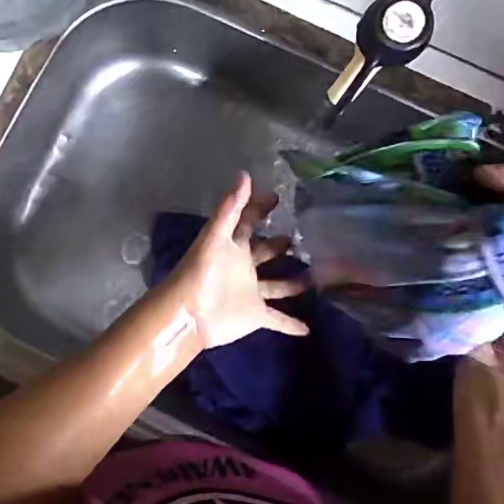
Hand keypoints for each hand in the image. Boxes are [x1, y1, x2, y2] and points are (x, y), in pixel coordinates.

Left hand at [170, 173, 309, 347]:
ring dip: (292, 283)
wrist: (189, 314)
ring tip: (314, 276)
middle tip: (300, 237)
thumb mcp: (215, 235)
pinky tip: (309, 328)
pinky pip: (277, 319)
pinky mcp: (255, 315)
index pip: (248, 222)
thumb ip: (230, 207)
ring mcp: (250, 292)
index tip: (277, 197)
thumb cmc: (200, 271)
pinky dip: (291, 324)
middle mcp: (243, 267)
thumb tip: (245, 174)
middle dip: (279, 245)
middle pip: (264, 253)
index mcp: (232, 246)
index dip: (259, 208)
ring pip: (275, 286)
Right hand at [465, 164, 503, 382]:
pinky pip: (459, 244)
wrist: (500, 387)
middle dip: (499, 189)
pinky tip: (437, 213)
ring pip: (485, 222)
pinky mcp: (463, 275)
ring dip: (471, 202)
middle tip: (477, 178)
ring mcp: (493, 263)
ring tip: (452, 188)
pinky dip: (450, 226)